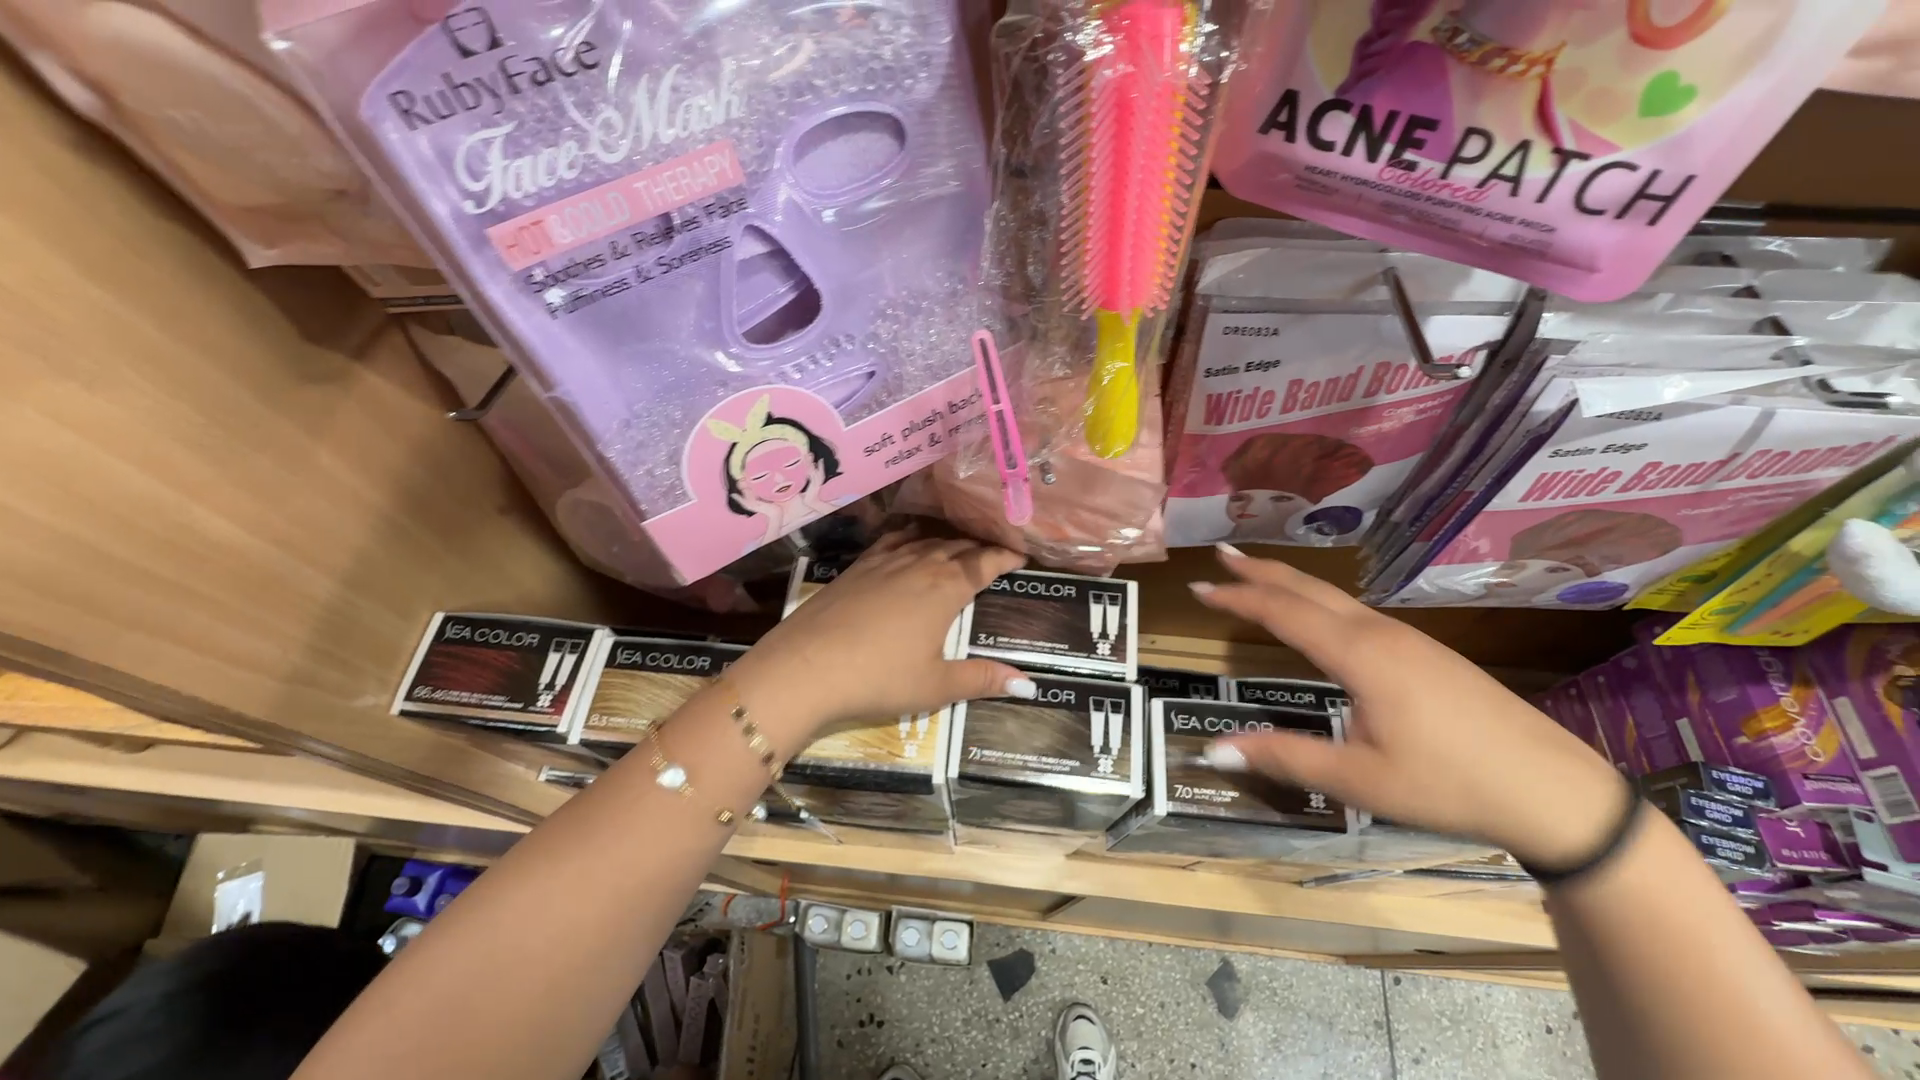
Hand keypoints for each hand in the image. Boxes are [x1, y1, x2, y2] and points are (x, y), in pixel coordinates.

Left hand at [727, 534, 1033, 750]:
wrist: (805, 667)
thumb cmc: (879, 678)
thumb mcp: (936, 686)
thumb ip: (982, 679)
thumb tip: (1029, 682)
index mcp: (946, 588)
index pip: (984, 563)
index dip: (1005, 557)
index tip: (1022, 555)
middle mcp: (919, 564)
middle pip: (958, 546)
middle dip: (981, 547)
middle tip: (997, 551)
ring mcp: (885, 562)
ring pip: (926, 541)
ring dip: (949, 541)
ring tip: (961, 545)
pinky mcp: (856, 567)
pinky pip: (893, 541)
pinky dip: (912, 538)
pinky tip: (911, 542)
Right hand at [1192, 545, 1629, 868]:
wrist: (1553, 789)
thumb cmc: (1448, 785)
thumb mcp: (1358, 780)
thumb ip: (1284, 758)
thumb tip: (1213, 750)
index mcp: (1360, 656)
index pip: (1284, 614)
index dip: (1239, 598)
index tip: (1200, 586)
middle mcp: (1382, 635)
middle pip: (1311, 591)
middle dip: (1263, 572)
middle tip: (1223, 555)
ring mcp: (1410, 641)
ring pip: (1337, 599)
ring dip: (1292, 584)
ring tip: (1259, 578)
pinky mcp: (1428, 654)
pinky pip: (1358, 613)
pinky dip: (1321, 602)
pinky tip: (1320, 618)